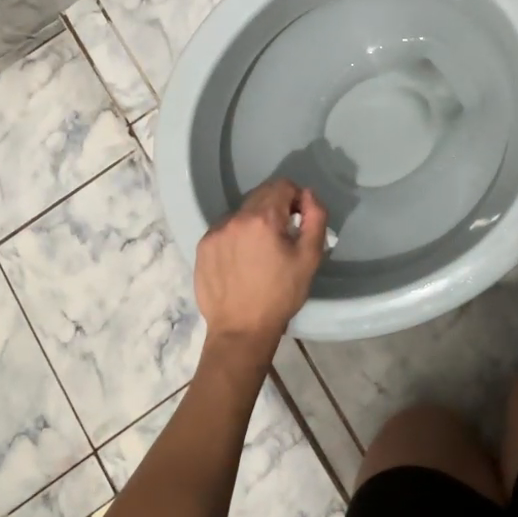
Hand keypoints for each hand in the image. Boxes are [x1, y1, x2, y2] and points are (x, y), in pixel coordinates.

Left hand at [194, 179, 328, 346]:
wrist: (241, 331)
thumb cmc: (281, 294)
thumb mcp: (310, 257)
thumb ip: (315, 217)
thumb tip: (307, 194)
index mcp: (263, 218)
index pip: (282, 185)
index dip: (295, 197)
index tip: (298, 219)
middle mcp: (235, 219)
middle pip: (260, 196)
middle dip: (275, 208)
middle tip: (282, 237)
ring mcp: (215, 233)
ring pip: (242, 213)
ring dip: (254, 222)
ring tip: (260, 252)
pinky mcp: (203, 247)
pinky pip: (225, 229)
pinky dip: (236, 236)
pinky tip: (241, 261)